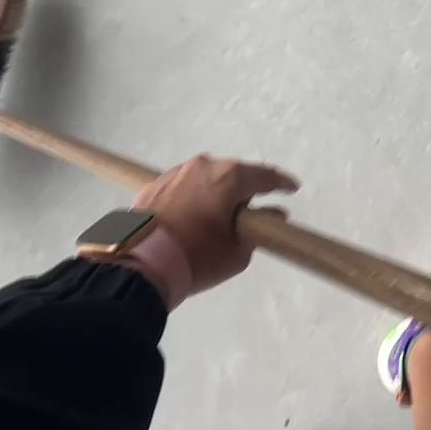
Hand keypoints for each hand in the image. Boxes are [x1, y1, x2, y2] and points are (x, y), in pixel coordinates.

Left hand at [129, 154, 297, 301]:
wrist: (138, 264)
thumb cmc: (197, 257)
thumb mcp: (238, 251)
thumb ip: (261, 227)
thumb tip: (275, 214)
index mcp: (230, 176)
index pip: (266, 175)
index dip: (282, 183)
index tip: (292, 188)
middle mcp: (205, 165)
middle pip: (235, 174)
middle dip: (245, 189)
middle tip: (252, 209)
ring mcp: (177, 172)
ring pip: (207, 178)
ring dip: (216, 192)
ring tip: (218, 215)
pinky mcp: (154, 184)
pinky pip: (184, 186)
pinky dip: (193, 197)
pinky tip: (192, 216)